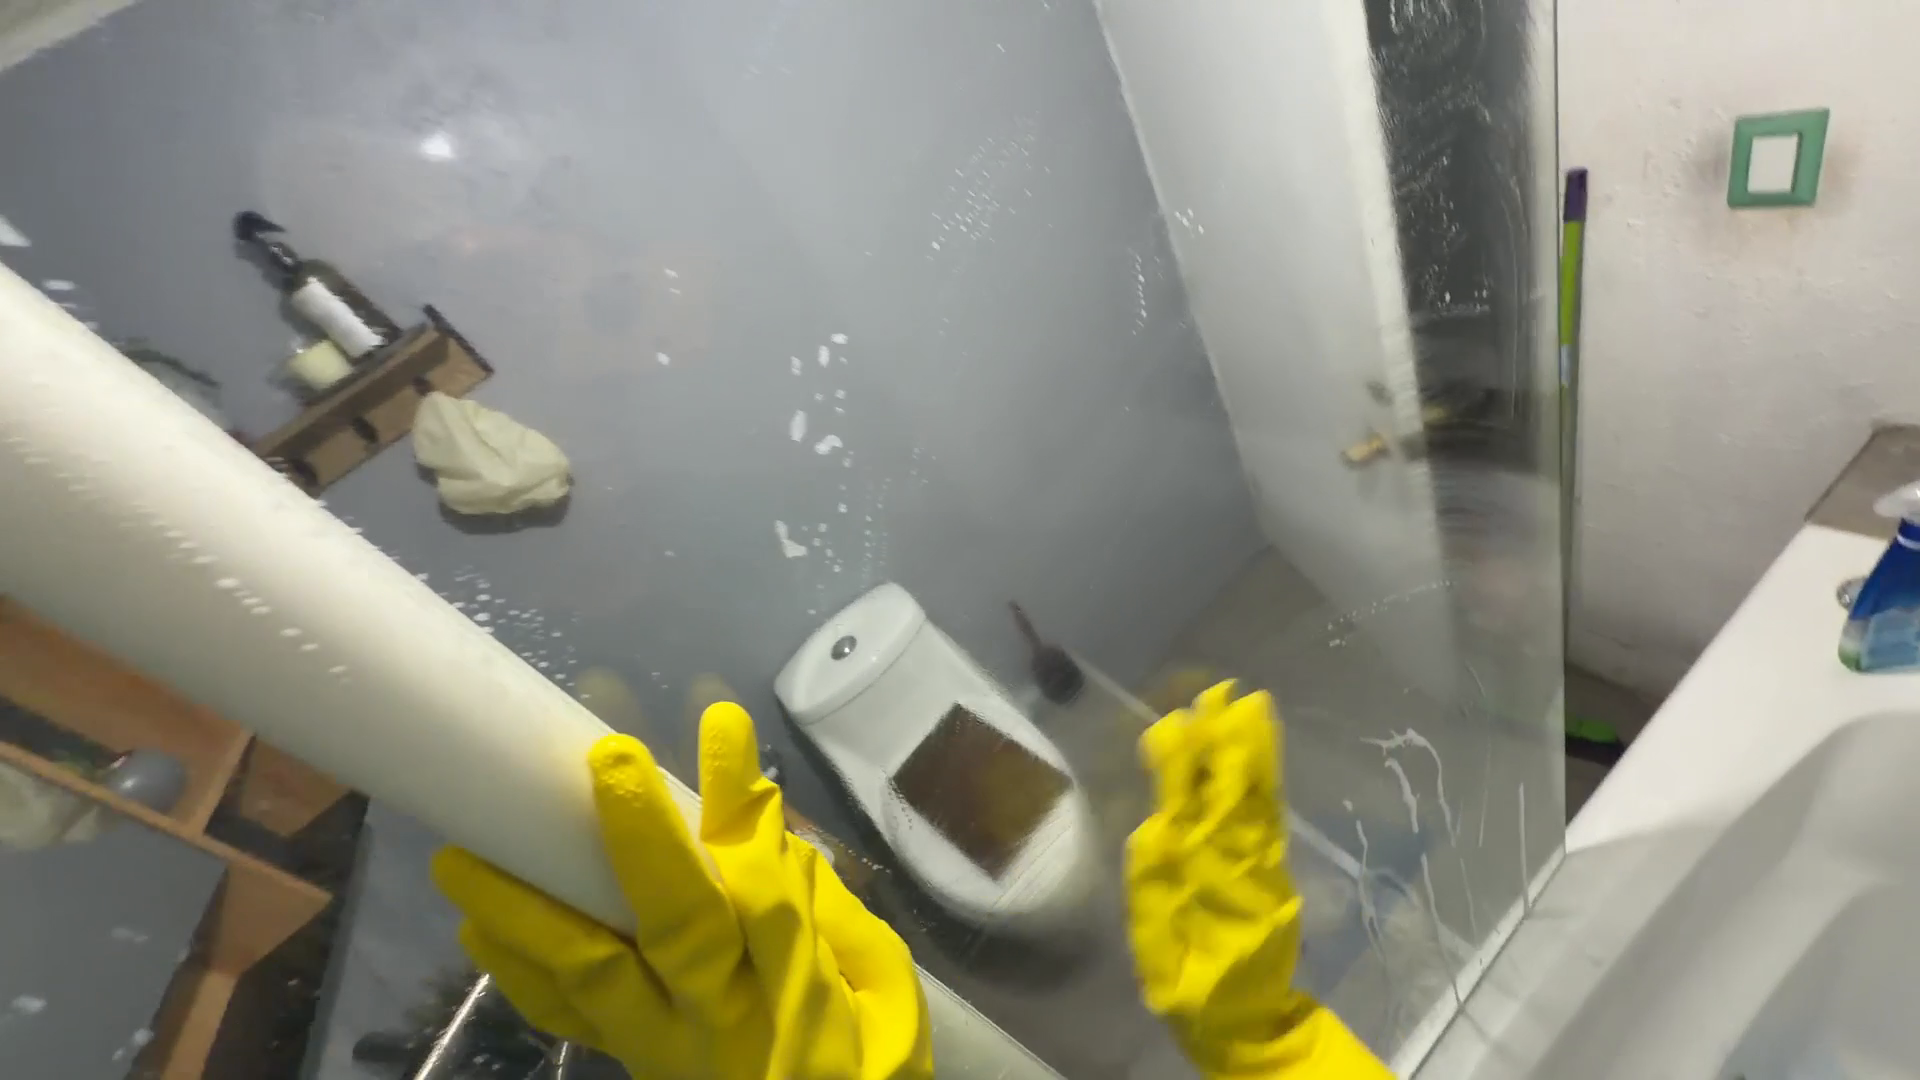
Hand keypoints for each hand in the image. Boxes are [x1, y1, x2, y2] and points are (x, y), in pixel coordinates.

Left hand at [432, 702, 931, 1079]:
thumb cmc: (865, 1056)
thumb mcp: (879, 974)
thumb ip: (821, 897)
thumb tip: (756, 814)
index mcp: (802, 985)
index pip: (773, 884)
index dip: (743, 806)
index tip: (720, 724)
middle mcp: (725, 1015)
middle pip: (679, 924)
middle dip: (642, 838)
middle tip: (609, 758)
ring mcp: (665, 1046)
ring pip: (595, 976)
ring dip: (532, 909)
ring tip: (473, 852)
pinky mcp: (632, 1061)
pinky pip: (569, 1019)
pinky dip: (521, 970)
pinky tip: (480, 926)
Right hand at [1125, 681, 1390, 1079]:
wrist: (1241, 1017)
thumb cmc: (1182, 973)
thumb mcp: (1153, 933)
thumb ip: (1153, 879)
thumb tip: (1156, 826)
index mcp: (1193, 870)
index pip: (1185, 799)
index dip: (1181, 758)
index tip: (1175, 717)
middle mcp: (1231, 857)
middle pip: (1230, 786)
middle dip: (1226, 736)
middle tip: (1223, 691)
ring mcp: (1259, 860)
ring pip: (1257, 794)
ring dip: (1254, 746)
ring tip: (1250, 704)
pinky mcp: (1275, 866)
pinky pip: (1271, 811)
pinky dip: (1268, 774)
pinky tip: (1261, 750)